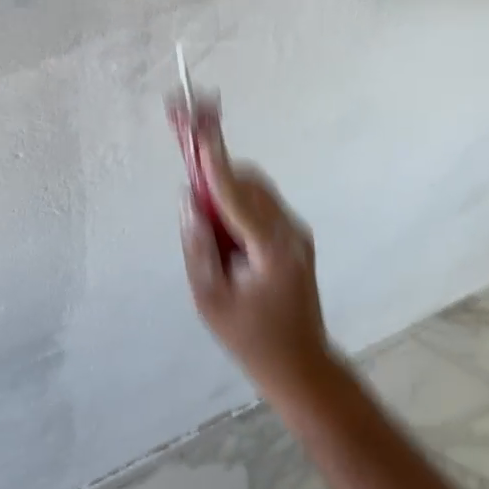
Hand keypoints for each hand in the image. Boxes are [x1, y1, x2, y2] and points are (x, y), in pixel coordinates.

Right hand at [180, 151, 329, 397]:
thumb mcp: (210, 298)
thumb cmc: (250, 338)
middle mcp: (288, 231)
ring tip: (207, 229)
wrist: (299, 365)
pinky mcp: (293, 238)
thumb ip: (198, 245)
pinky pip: (259, 206)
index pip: (234, 191)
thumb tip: (189, 200)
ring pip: (253, 190)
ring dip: (224, 191)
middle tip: (188, 180)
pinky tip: (223, 238)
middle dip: (214, 173)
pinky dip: (235, 205)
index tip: (197, 123)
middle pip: (246, 182)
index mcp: (270, 247)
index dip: (211, 157)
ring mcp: (295, 233)